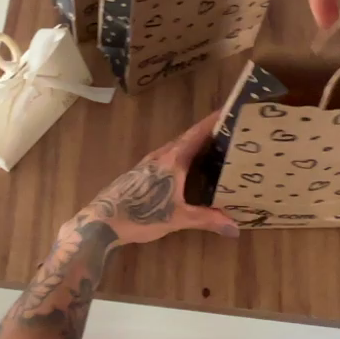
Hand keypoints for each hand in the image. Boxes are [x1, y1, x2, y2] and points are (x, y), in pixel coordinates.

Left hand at [83, 113, 239, 245]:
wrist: (103, 221)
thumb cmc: (142, 214)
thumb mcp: (178, 218)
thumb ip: (208, 219)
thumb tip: (236, 228)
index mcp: (172, 159)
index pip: (197, 134)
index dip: (213, 121)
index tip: (230, 110)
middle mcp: (160, 155)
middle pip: (187, 139)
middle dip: (208, 134)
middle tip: (230, 132)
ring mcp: (148, 163)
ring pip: (176, 149)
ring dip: (193, 146)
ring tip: (214, 149)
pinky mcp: (140, 173)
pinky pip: (167, 158)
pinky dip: (182, 158)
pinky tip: (188, 170)